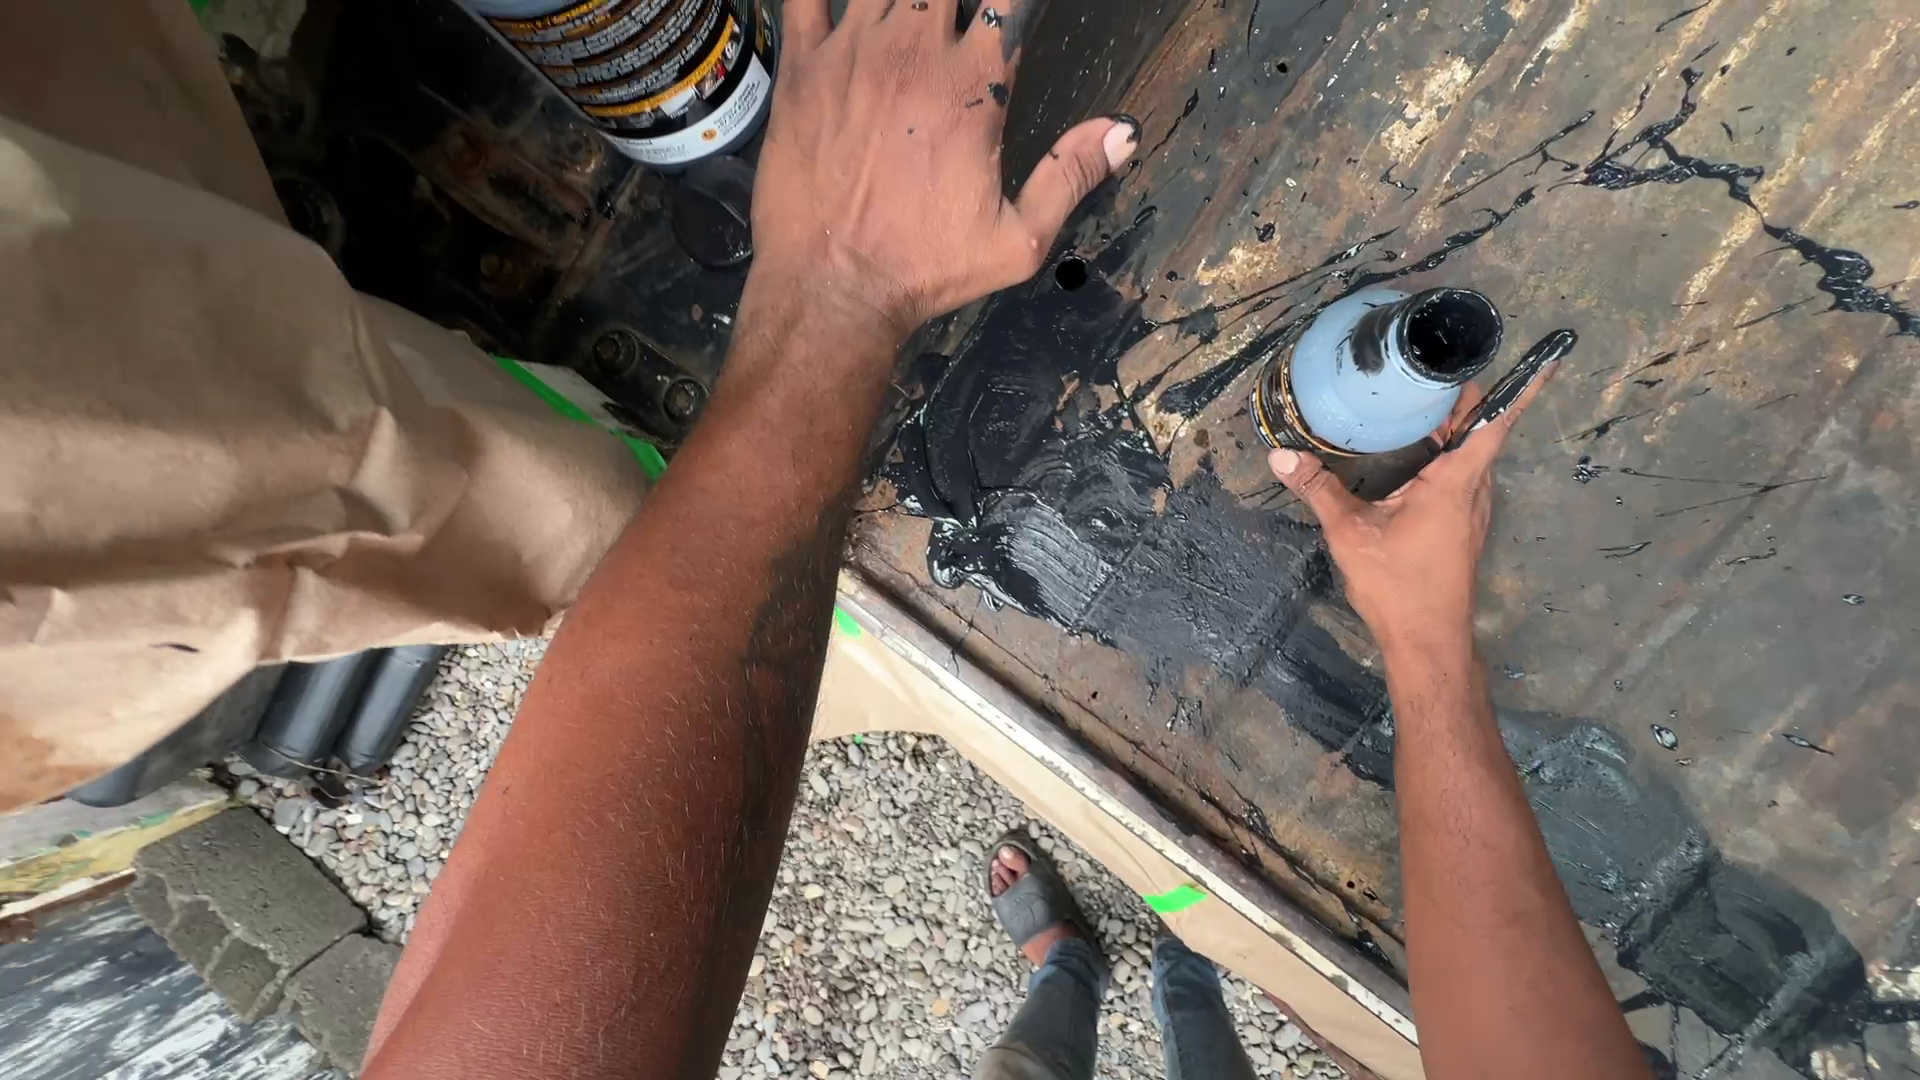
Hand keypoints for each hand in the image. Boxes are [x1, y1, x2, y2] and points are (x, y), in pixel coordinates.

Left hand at [751, 0, 1139, 336]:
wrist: (834, 290)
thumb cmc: (925, 271)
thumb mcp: (1017, 244)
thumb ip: (1069, 179)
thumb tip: (1122, 133)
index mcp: (974, 86)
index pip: (1010, 0)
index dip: (1015, 3)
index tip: (1012, 21)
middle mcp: (914, 50)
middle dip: (957, 3)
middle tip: (957, 29)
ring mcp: (851, 52)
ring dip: (904, 0)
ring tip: (914, 26)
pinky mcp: (800, 69)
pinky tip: (841, 11)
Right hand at [1266, 370, 1556, 661]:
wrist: (1426, 638)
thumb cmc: (1397, 583)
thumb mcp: (1350, 532)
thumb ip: (1317, 490)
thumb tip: (1279, 456)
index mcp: (1456, 481)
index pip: (1494, 422)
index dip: (1520, 386)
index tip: (1540, 353)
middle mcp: (1474, 489)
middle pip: (1481, 430)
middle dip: (1461, 397)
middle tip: (1428, 367)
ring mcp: (1471, 508)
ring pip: (1470, 453)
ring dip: (1450, 426)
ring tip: (1414, 402)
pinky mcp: (1460, 524)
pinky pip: (1458, 474)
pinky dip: (1441, 453)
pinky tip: (1406, 454)